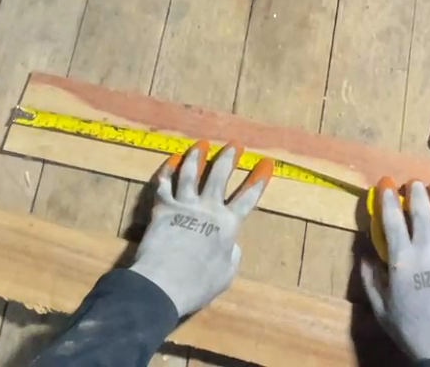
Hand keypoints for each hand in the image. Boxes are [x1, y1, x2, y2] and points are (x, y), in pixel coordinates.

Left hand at [128, 141, 270, 315]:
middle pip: (220, 176)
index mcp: (228, 224)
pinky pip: (164, 185)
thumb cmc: (198, 284)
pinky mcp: (163, 207)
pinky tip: (169, 162)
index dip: (258, 181)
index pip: (248, 198)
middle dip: (228, 158)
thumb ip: (232, 256)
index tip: (266, 163)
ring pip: (190, 173)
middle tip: (234, 144)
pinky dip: (166, 172)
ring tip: (200, 144)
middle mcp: (208, 207)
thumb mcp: (226, 275)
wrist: (164, 283)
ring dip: (196, 157)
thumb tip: (231, 245)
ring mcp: (185, 204)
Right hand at [361, 179, 429, 361]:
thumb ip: (371, 280)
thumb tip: (365, 255)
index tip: (385, 184)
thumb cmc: (412, 328)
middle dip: (416, 190)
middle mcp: (426, 248)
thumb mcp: (382, 309)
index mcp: (402, 259)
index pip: (393, 218)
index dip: (388, 197)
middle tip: (413, 183)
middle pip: (422, 208)